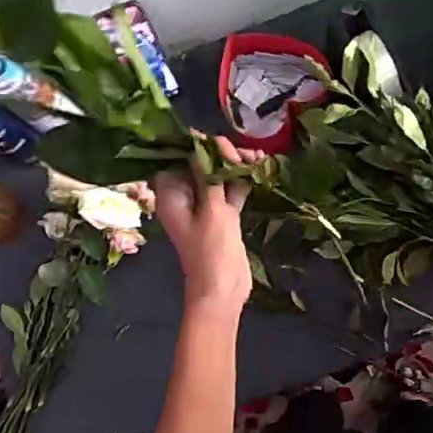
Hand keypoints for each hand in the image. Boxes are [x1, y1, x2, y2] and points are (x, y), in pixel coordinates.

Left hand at [154, 137, 259, 314]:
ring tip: (258, 158)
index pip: (179, 159)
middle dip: (222, 154)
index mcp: (172, 195)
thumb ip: (210, 176)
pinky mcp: (223, 217)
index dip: (198, 146)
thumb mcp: (212, 210)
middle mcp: (185, 197)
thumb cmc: (212, 252)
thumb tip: (202, 142)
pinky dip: (243, 182)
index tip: (219, 142)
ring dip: (236, 166)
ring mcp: (205, 207)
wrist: (223, 291)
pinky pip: (231, 192)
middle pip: (201, 165)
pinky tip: (260, 169)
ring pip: (219, 177)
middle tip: (244, 154)